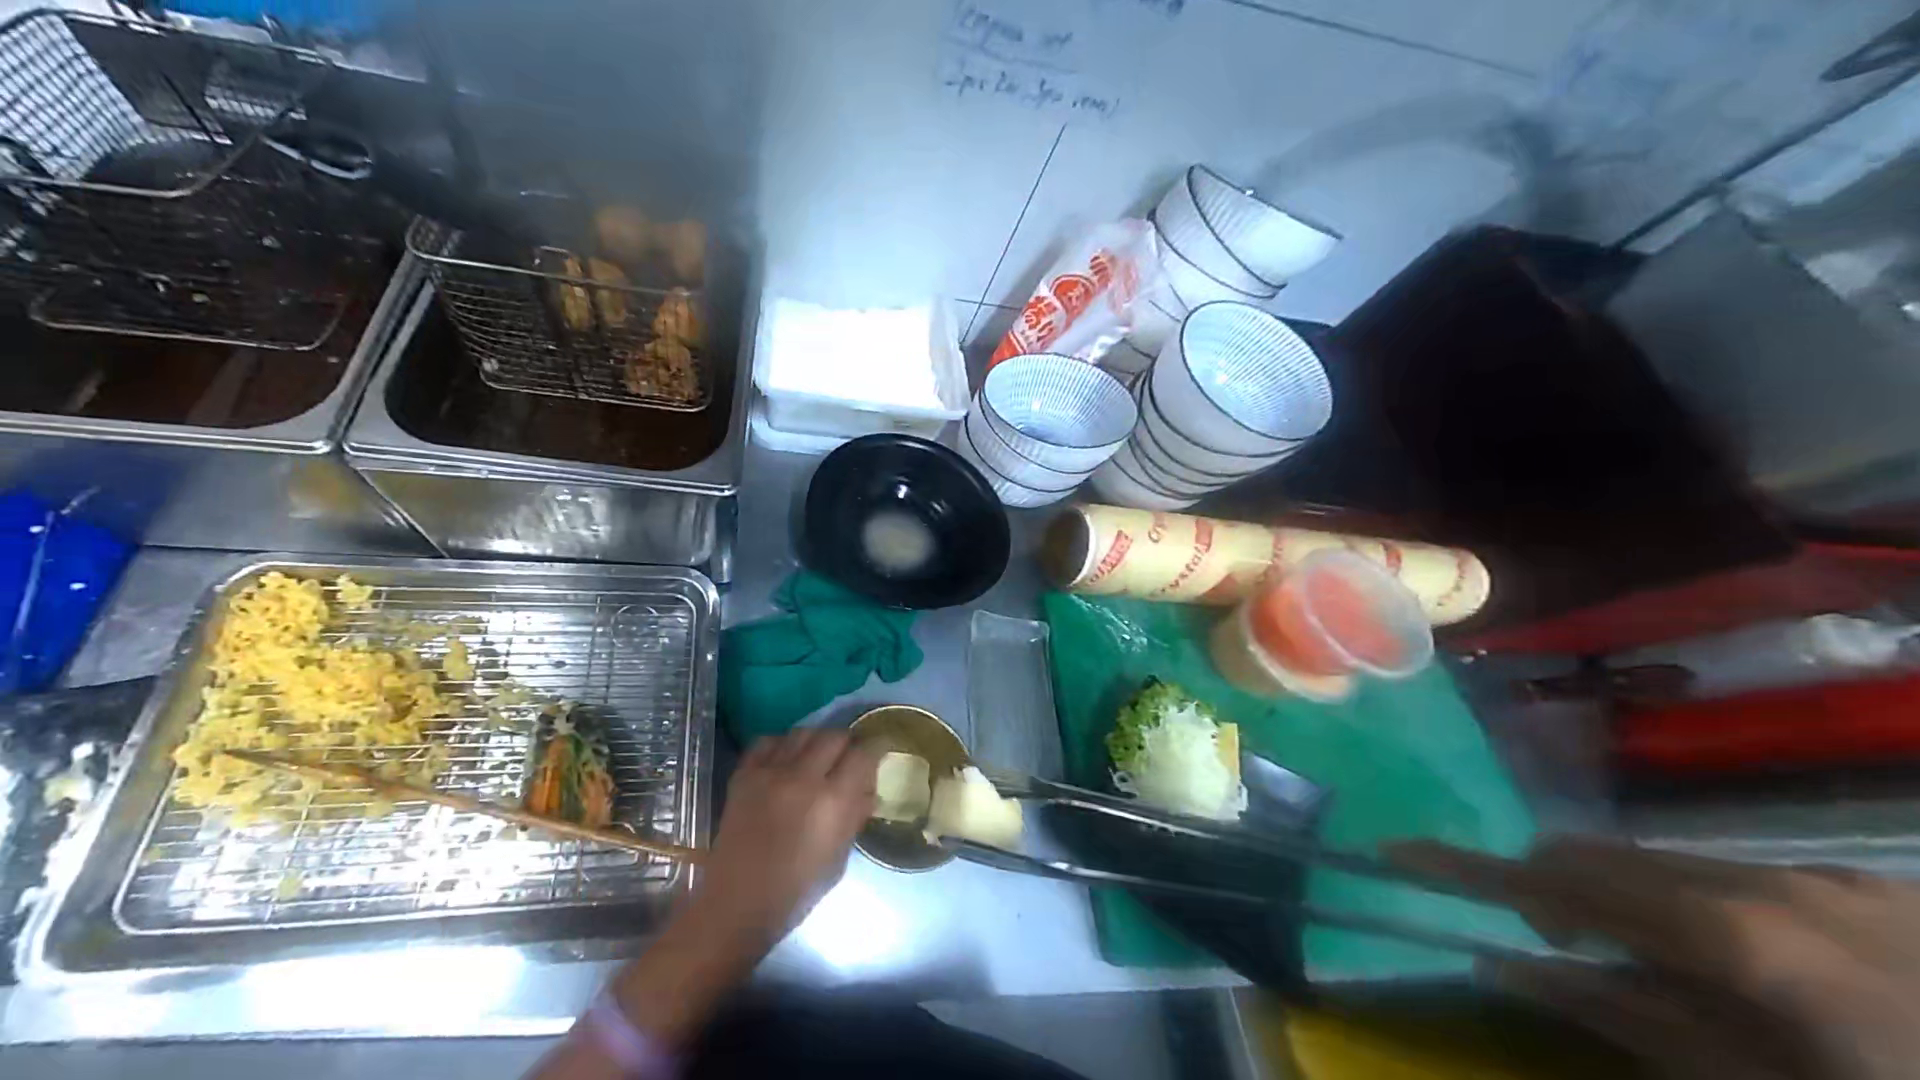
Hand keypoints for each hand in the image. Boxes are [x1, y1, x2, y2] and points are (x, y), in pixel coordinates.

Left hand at [602, 730, 875, 1049]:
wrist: (736, 905)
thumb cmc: (797, 890)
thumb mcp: (840, 856)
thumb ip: (855, 814)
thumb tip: (867, 787)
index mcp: (833, 801)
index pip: (864, 753)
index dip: (877, 747)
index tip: (880, 751)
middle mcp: (803, 778)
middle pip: (835, 736)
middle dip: (848, 744)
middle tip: (848, 758)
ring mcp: (769, 773)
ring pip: (803, 732)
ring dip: (817, 741)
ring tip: (817, 758)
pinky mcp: (744, 775)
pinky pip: (768, 741)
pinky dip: (783, 745)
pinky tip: (786, 761)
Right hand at [1390, 837, 1919, 1079]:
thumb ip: (1614, 1014)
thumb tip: (1500, 964)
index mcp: (1727, 931)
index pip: (1551, 880)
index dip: (1466, 869)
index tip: (1395, 852)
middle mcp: (1761, 880)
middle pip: (1598, 854)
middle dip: (1549, 886)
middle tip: (1549, 941)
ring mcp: (1826, 876)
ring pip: (1666, 860)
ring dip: (1627, 897)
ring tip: (1651, 957)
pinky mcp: (1874, 885)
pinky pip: (1741, 875)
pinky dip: (1702, 903)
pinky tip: (1751, 960)